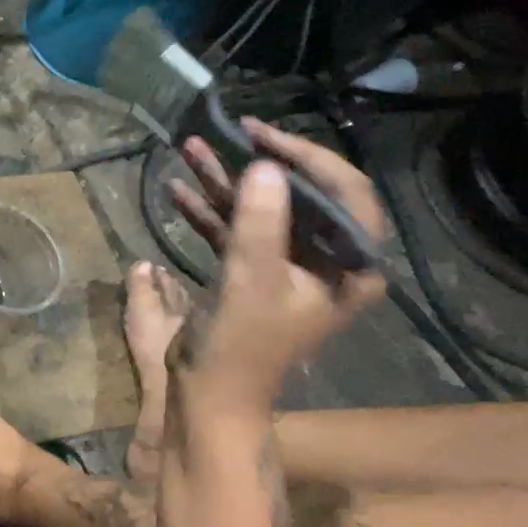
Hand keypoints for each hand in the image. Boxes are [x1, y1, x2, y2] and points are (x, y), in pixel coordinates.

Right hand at [167, 120, 386, 411]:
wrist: (211, 393)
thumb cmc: (241, 344)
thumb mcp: (251, 281)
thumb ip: (259, 223)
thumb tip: (264, 167)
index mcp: (351, 264)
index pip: (344, 193)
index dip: (306, 158)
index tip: (262, 137)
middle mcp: (327, 260)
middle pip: (299, 197)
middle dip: (257, 165)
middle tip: (227, 133)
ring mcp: (286, 267)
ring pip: (261, 211)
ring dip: (224, 184)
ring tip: (189, 150)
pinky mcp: (250, 276)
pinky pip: (233, 234)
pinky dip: (207, 213)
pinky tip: (177, 192)